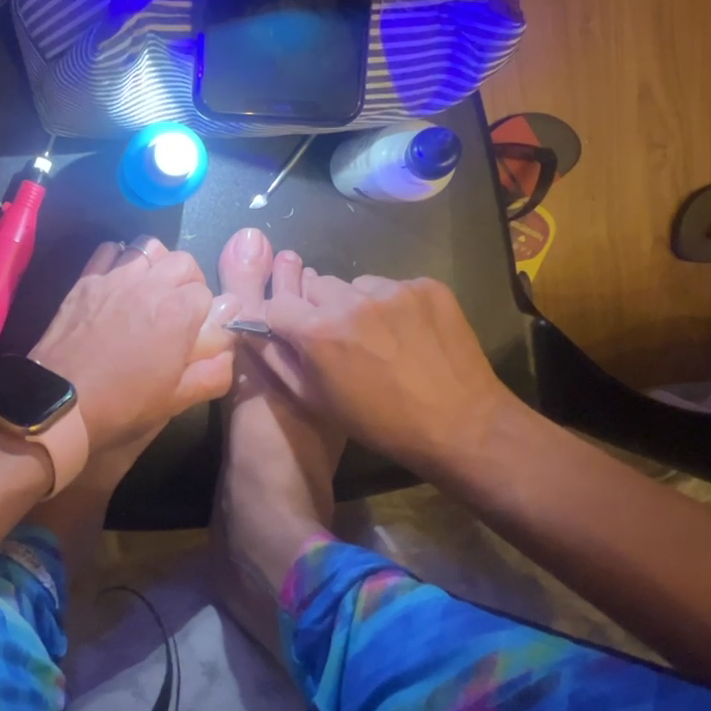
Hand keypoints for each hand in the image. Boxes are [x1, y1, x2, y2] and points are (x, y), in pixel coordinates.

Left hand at [31, 237, 236, 469]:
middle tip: (175, 309)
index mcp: (179, 312)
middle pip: (183, 262)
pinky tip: (117, 282)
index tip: (193, 333)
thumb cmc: (123, 403)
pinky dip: (119, 258)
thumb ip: (214, 369)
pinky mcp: (87, 279)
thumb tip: (229, 340)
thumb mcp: (177, 399)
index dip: (204, 313)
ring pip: (149, 248)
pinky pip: (110, 250)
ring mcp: (115, 277)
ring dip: (156, 264)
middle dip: (187, 281)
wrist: (61, 401)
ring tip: (149, 290)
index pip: (207, 294)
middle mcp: (150, 284)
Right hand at [260, 251, 511, 467]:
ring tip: (379, 339)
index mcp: (318, 330)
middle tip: (341, 341)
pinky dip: (393, 306)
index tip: (293, 337)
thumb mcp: (314, 399)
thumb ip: (275, 358)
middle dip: (320, 309)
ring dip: (357, 306)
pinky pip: (393, 286)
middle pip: (316, 287)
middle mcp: (351, 300)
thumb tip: (249, 329)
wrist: (462, 425)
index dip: (282, 322)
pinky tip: (408, 335)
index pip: (277, 304)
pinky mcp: (426, 286)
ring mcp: (393, 290)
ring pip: (355, 286)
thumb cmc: (379, 422)